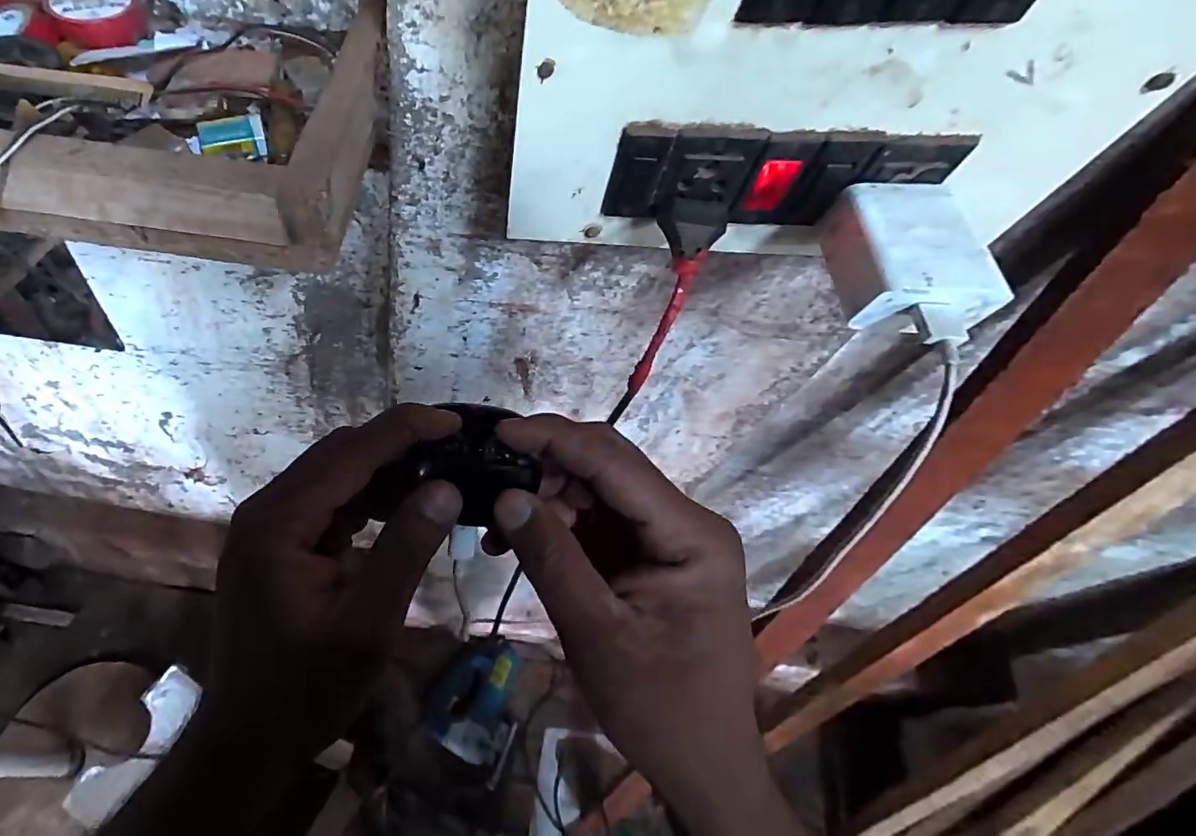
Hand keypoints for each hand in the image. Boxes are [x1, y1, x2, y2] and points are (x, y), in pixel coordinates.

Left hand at [104, 406, 463, 835]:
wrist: (247, 742)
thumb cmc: (305, 691)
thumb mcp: (366, 627)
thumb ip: (404, 552)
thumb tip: (446, 488)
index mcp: (279, 522)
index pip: (350, 452)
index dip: (405, 428)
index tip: (454, 422)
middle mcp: (267, 508)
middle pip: (340, 451)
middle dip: (399, 443)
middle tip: (454, 447)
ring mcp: (269, 523)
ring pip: (337, 470)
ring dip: (387, 467)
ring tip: (439, 470)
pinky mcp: (280, 539)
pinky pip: (331, 498)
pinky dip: (371, 493)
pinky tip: (405, 503)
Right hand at [492, 415, 802, 835]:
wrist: (703, 765)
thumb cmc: (659, 708)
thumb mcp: (596, 633)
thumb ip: (551, 558)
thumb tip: (506, 494)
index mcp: (690, 533)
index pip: (615, 463)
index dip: (555, 439)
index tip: (500, 430)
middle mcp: (685, 520)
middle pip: (608, 466)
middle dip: (547, 465)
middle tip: (491, 476)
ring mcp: (668, 534)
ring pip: (598, 488)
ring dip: (547, 495)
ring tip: (498, 525)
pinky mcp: (650, 552)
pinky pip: (598, 519)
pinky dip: (558, 522)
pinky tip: (520, 538)